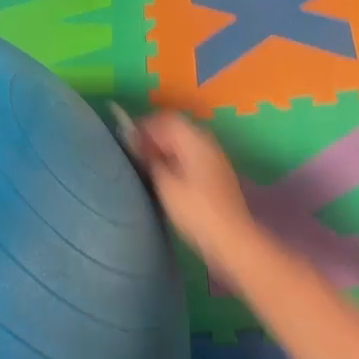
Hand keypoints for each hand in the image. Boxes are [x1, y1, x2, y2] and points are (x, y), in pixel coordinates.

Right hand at [128, 112, 255, 257]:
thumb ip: (149, 159)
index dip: (145, 126)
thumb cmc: (196, 211)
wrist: (231, 239)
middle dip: (154, 138)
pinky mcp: (216, 175)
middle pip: (177, 129)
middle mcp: (208, 144)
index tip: (127, 142)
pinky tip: (165, 180)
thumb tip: (134, 140)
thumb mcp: (166, 185)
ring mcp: (215, 159)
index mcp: (196, 140)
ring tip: (146, 169)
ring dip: (165, 151)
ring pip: (185, 144)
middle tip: (134, 156)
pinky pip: (192, 158)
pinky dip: (176, 162)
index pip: (167, 119)